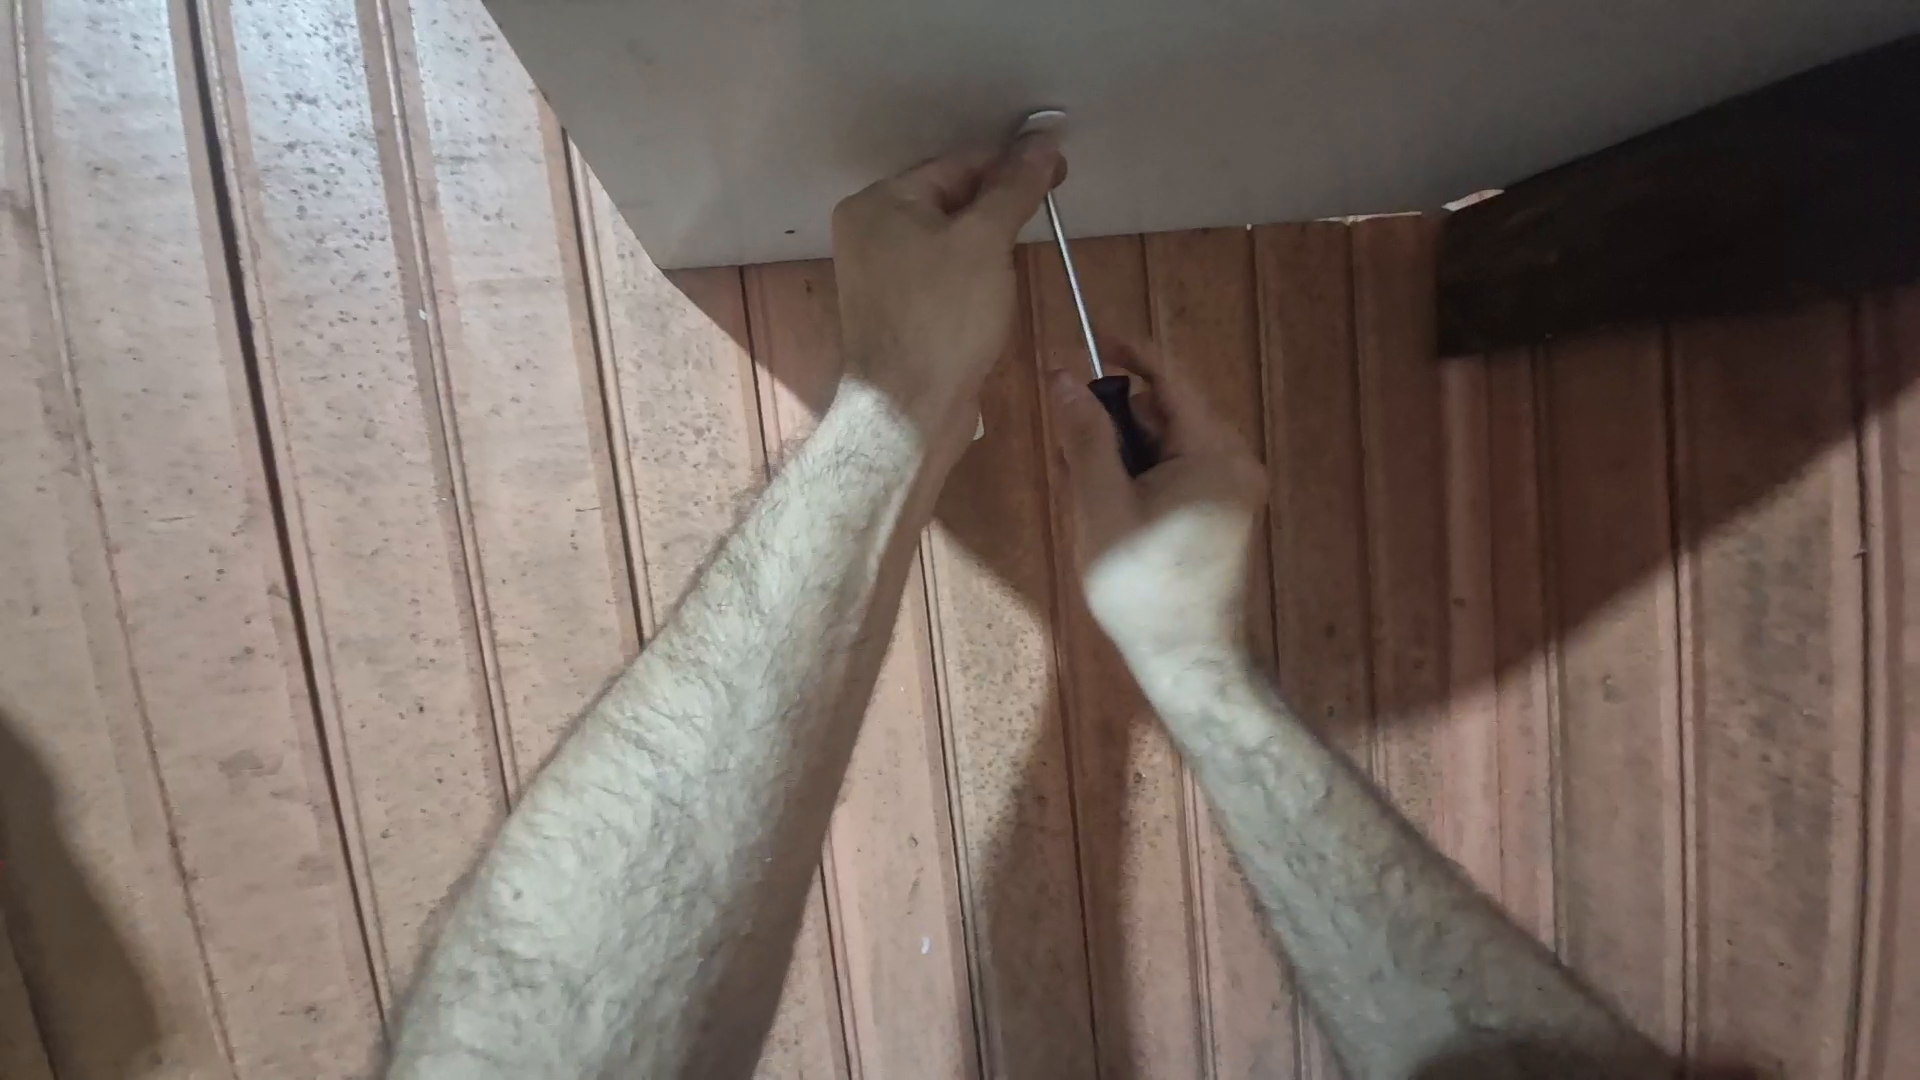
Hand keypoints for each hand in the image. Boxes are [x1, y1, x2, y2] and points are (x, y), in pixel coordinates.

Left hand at [832, 131, 1063, 452]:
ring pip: (946, 244)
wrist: (910, 410)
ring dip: (986, 244)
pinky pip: (940, 280)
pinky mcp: (897, 317)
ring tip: (1023, 250)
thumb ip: (1014, 188)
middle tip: (1047, 207)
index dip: (1009, 163)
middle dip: (997, 206)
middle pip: (947, 202)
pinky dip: (970, 278)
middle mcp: (870, 236)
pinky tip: (996, 291)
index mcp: (878, 204)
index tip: (1057, 166)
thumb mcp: (985, 241)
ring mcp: (880, 280)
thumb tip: (1044, 141)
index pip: (955, 164)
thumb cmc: (944, 318)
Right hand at [1048, 339, 1265, 671]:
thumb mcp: (1100, 506)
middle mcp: (1234, 461)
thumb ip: (1084, 437)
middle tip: (1070, 443)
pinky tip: (1112, 503)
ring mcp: (1232, 489)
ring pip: (1169, 444)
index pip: (1170, 378)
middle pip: (1168, 411)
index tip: (1087, 338)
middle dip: (1117, 416)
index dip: (1127, 351)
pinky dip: (1141, 473)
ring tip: (1086, 485)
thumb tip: (1063, 377)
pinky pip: (1178, 472)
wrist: (1186, 658)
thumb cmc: (1139, 584)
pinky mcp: (1222, 513)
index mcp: (1213, 452)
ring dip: (1124, 449)